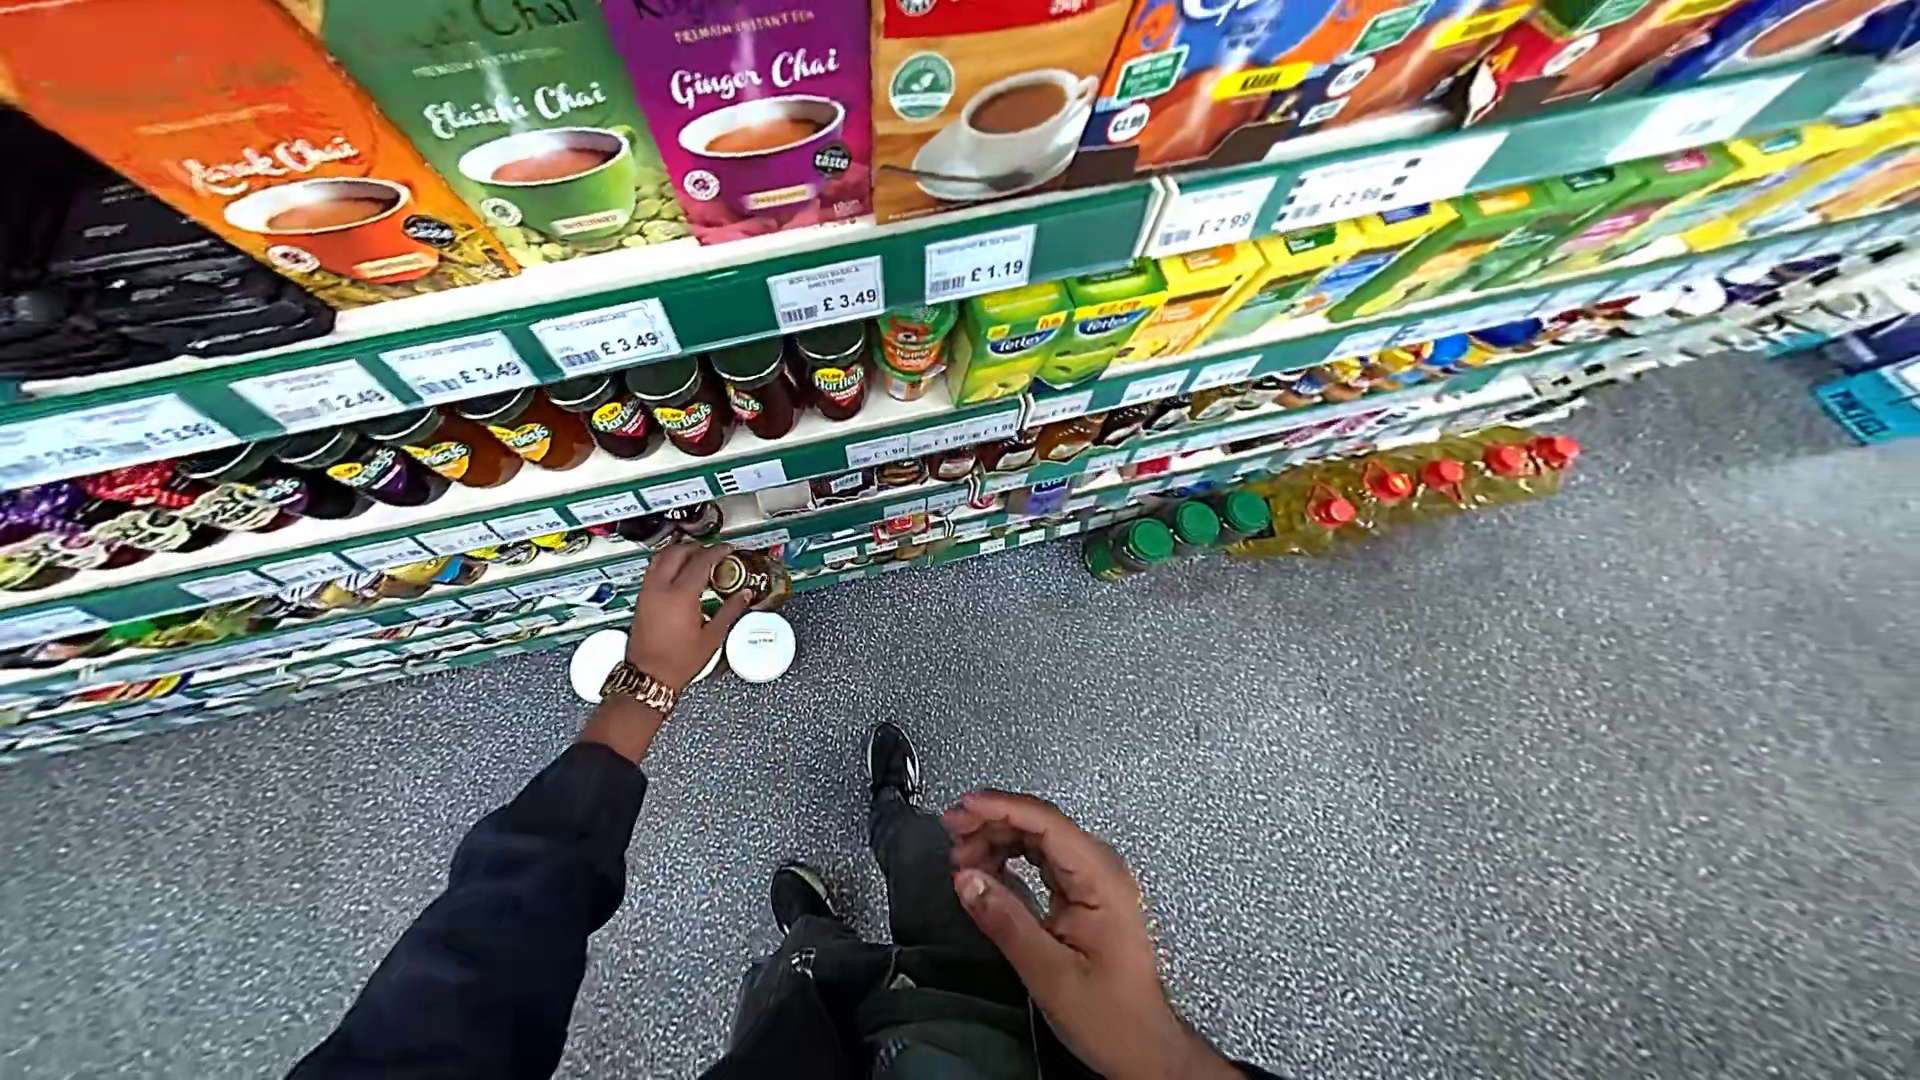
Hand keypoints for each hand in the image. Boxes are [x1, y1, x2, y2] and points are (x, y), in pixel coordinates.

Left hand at [626, 541, 751, 691]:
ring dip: (679, 551)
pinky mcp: (641, 598)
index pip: (700, 561)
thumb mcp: (712, 636)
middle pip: (677, 552)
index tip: (728, 549)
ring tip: (696, 556)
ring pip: (660, 556)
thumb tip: (744, 595)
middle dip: (697, 548)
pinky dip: (667, 562)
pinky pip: (653, 569)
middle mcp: (660, 589)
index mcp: (681, 596)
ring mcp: (647, 592)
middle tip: (714, 552)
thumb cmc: (679, 660)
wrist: (649, 676)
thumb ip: (730, 610)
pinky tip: (679, 571)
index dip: (717, 551)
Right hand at [945, 791, 1236, 1079]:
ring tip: (961, 854)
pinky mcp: (1079, 888)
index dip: (1002, 807)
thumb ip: (1006, 922)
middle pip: (1038, 822)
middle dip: (991, 821)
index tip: (964, 807)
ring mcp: (1090, 875)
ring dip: (996, 837)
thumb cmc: (1110, 1016)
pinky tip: (984, 867)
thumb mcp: (1051, 975)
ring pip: (1036, 836)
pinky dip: (1008, 855)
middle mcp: (1097, 866)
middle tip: (952, 831)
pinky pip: (1038, 855)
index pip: (1046, 822)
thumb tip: (966, 879)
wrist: (1143, 1049)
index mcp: (1099, 877)